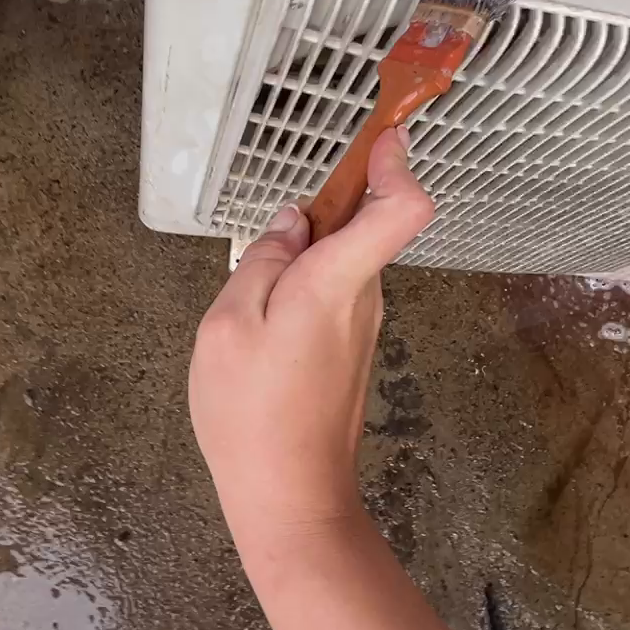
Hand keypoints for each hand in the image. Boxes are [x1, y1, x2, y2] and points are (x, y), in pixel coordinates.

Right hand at [189, 127, 435, 541]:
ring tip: (252, 304)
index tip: (385, 136)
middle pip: (362, 226)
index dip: (398, 165)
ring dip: (302, 257)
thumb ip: (263, 260)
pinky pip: (336, 290)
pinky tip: (265, 329)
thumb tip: (293, 220)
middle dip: (318, 216)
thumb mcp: (228, 323)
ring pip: (343, 259)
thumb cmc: (249, 408)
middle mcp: (366, 296)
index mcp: (338, 281)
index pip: (401, 210)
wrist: (290, 494)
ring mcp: (365, 323)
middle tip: (264, 248)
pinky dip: (305, 285)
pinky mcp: (355, 345)